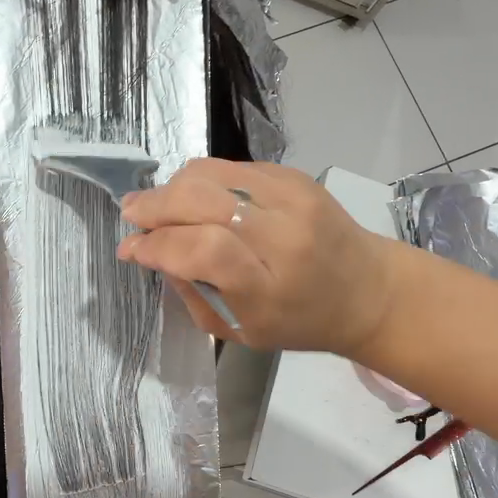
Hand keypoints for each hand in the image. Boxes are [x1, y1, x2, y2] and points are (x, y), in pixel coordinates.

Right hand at [118, 159, 404, 353]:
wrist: (366, 291)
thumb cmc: (297, 322)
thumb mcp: (239, 330)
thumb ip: (193, 293)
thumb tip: (154, 252)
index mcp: (269, 286)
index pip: (203, 250)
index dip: (158, 245)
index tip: (130, 250)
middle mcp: (283, 235)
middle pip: (202, 200)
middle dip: (155, 205)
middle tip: (130, 214)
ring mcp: (292, 198)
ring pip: (212, 173)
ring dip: (173, 187)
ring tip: (156, 205)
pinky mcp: (295, 176)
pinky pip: (230, 167)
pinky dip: (201, 180)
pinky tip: (192, 198)